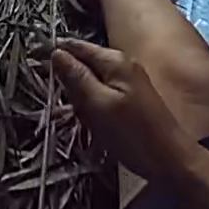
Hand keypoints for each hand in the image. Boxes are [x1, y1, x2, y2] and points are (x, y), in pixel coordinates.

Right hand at [50, 38, 201, 182]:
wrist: (173, 163)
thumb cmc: (133, 135)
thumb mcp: (98, 105)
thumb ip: (77, 77)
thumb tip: (56, 53)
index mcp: (114, 60)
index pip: (76, 46)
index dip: (56, 52)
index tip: (35, 62)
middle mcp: (123, 64)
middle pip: (85, 63)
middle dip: (71, 82)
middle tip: (69, 106)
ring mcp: (130, 80)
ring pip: (93, 81)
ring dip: (83, 99)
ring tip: (84, 121)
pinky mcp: (133, 98)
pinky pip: (104, 95)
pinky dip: (95, 107)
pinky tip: (96, 126)